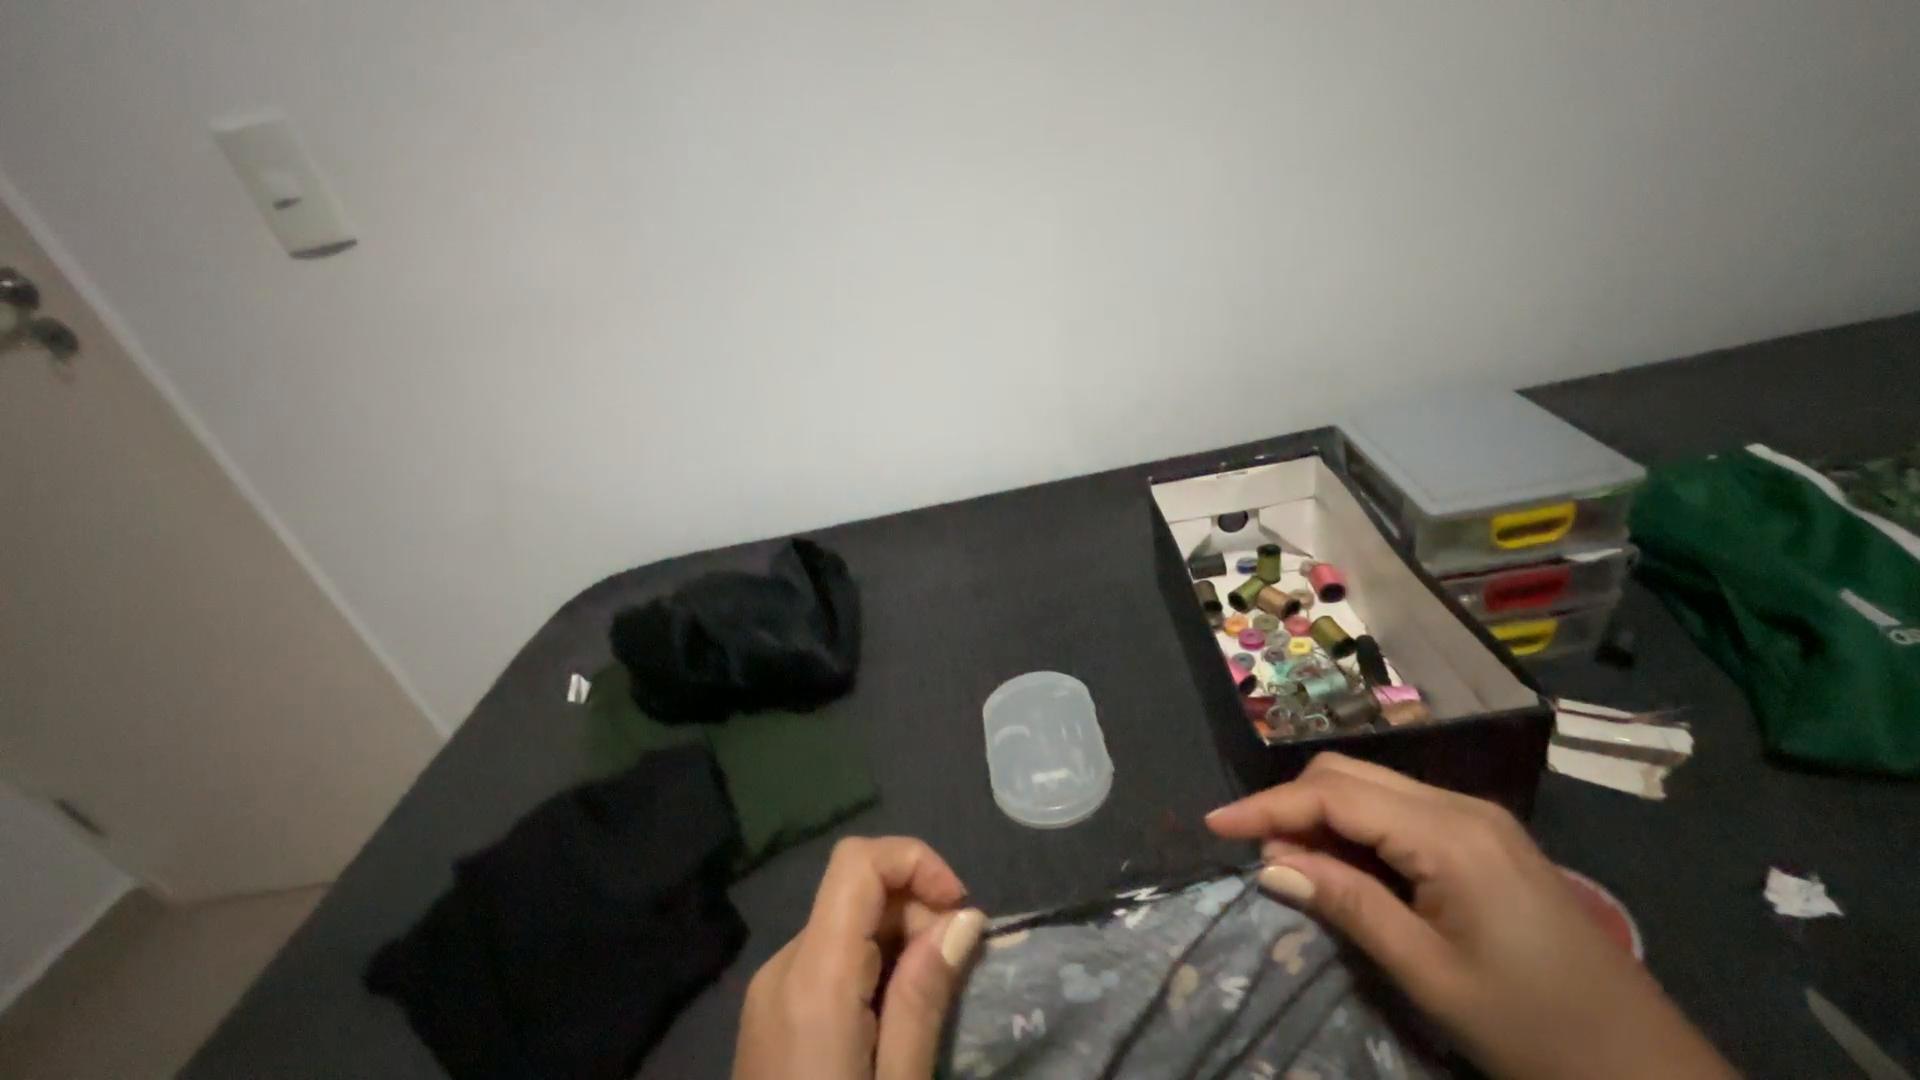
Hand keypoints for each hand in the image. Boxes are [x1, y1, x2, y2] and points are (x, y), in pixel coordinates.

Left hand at [733, 837, 985, 1079]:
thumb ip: (925, 994)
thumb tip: (964, 917)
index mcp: (812, 977)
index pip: (857, 863)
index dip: (915, 861)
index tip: (961, 910)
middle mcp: (783, 966)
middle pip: (855, 890)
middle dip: (917, 909)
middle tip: (954, 973)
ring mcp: (771, 989)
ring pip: (845, 923)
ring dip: (899, 940)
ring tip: (927, 1005)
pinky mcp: (771, 1012)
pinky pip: (829, 959)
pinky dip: (872, 966)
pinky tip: (891, 1020)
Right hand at [1207, 753, 1737, 1079]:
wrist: (1647, 1069)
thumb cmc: (1533, 1029)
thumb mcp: (1427, 973)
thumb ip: (1345, 904)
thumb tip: (1270, 864)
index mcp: (1450, 835)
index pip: (1334, 794)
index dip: (1267, 807)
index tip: (1214, 826)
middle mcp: (1462, 808)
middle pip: (1350, 775)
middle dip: (1292, 804)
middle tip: (1256, 854)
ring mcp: (1478, 820)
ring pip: (1372, 788)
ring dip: (1322, 816)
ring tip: (1291, 865)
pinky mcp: (1485, 840)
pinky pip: (1400, 812)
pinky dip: (1357, 829)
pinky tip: (1343, 867)